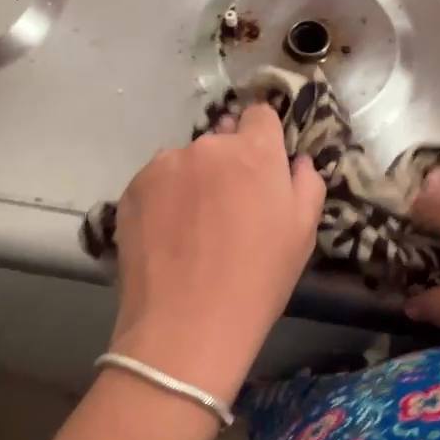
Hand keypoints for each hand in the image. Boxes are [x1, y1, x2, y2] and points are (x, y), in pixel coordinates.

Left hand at [105, 104, 323, 404]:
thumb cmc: (257, 280)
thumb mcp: (302, 235)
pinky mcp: (133, 188)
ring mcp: (166, 164)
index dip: (263, 135)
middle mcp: (209, 146)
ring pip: (186, 161)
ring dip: (193, 179)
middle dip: (228, 162)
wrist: (186, 326)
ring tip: (193, 227)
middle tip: (229, 206)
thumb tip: (299, 162)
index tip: (261, 163)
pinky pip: (156, 182)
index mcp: (255, 151)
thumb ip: (307, 185)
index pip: (260, 113)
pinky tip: (167, 236)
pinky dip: (163, 199)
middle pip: (222, 139)